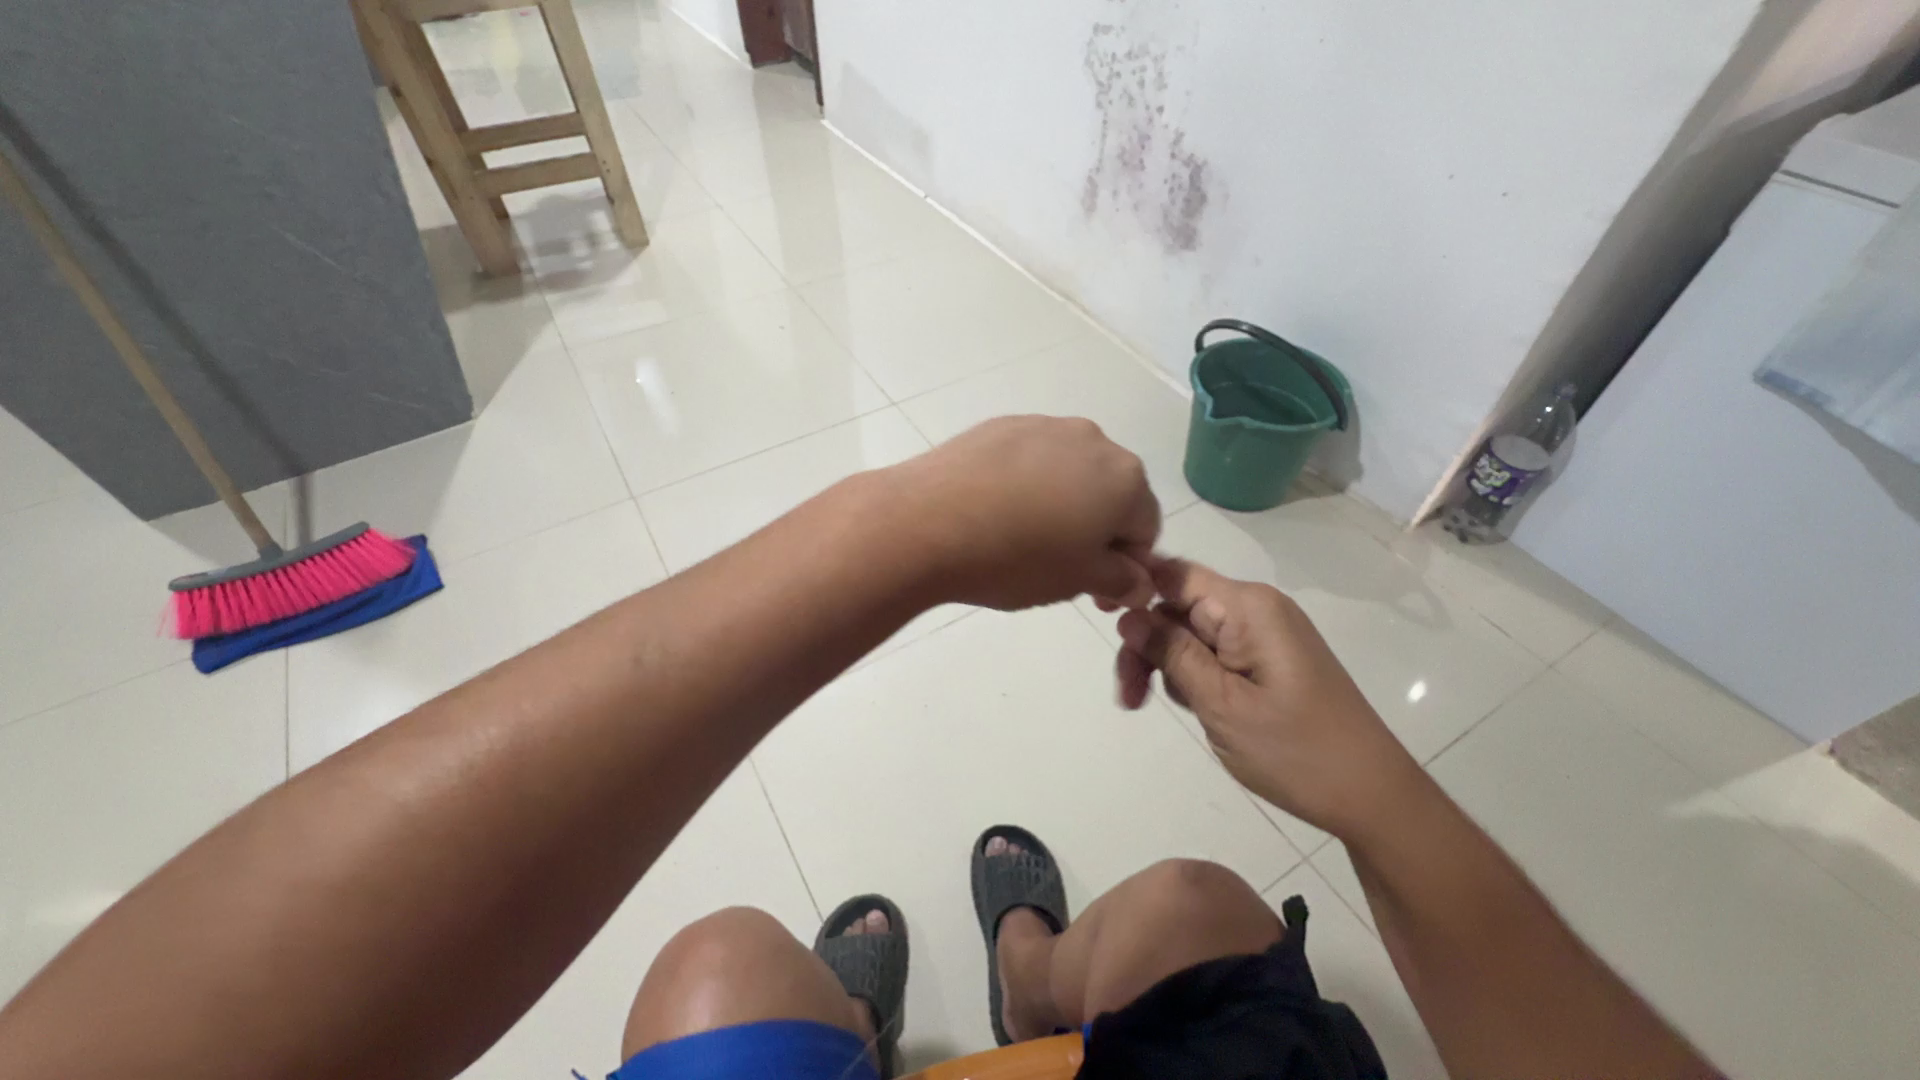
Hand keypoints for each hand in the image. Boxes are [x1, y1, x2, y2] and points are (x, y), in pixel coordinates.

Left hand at [887, 416, 1159, 611]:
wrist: (926, 522)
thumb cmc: (1016, 558)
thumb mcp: (1077, 581)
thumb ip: (1121, 580)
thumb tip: (1139, 581)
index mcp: (1125, 478)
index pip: (1145, 528)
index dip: (1126, 566)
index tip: (1094, 593)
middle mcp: (1093, 440)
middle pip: (1109, 493)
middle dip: (1094, 530)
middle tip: (1057, 567)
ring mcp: (1043, 426)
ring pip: (1068, 473)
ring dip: (1060, 504)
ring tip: (1019, 538)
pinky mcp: (1001, 425)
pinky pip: (1028, 459)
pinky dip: (1024, 484)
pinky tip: (993, 512)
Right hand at [1114, 559, 1424, 835]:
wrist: (1372, 796)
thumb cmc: (1295, 751)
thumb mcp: (1220, 703)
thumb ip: (1171, 653)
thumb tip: (1129, 613)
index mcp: (1249, 607)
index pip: (1174, 573)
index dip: (1133, 587)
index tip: (1101, 618)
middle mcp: (1258, 609)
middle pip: (1179, 606)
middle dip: (1145, 643)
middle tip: (1127, 697)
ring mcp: (1266, 636)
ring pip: (1192, 632)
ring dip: (1164, 664)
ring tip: (1146, 707)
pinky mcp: (1270, 662)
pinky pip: (1216, 653)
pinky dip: (1192, 676)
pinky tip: (1189, 708)